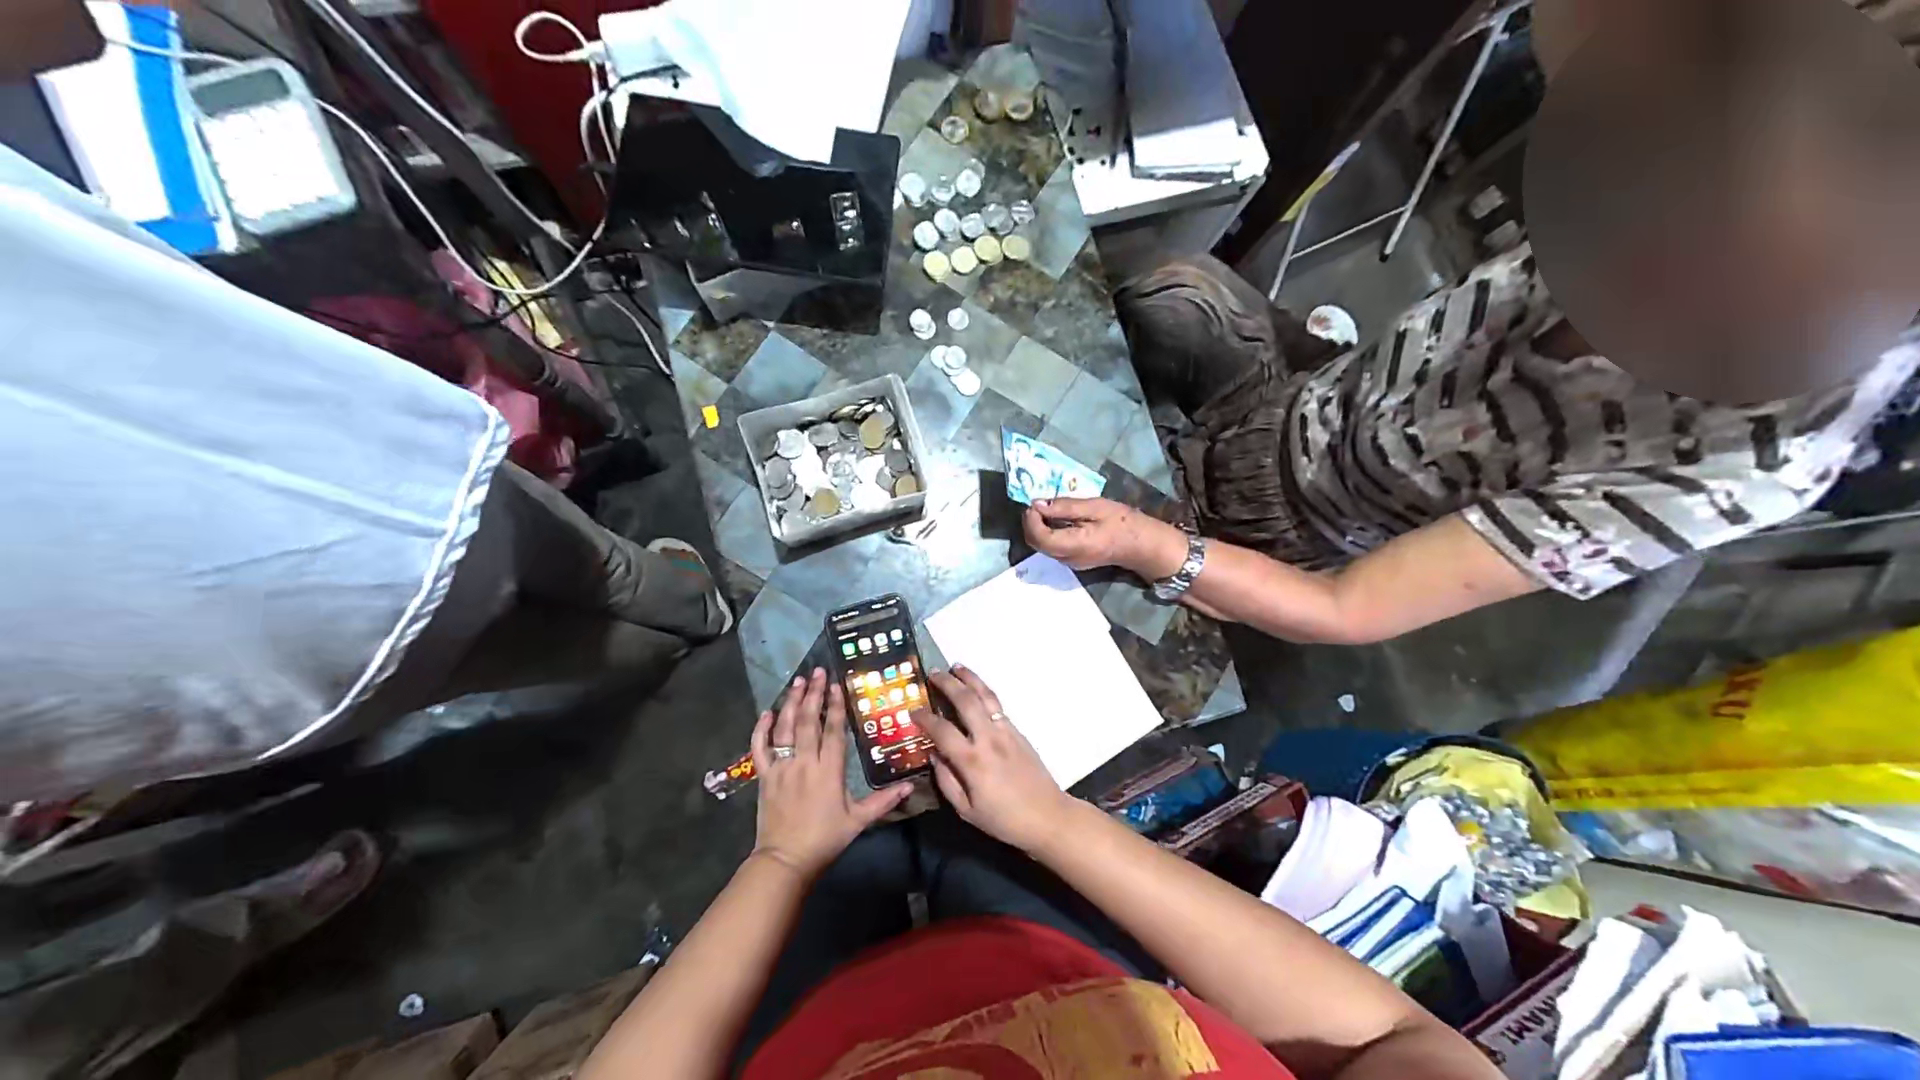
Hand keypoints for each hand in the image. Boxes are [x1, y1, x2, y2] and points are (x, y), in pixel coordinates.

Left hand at [750, 668, 911, 877]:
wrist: (785, 861)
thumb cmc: (825, 840)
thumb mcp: (858, 821)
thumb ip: (883, 801)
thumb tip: (911, 786)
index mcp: (829, 771)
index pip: (833, 731)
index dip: (835, 706)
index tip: (836, 685)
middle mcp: (804, 763)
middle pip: (808, 721)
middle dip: (813, 694)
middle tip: (816, 672)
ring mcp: (781, 768)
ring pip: (785, 728)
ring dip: (791, 703)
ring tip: (797, 681)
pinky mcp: (764, 777)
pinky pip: (760, 748)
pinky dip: (761, 729)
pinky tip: (767, 713)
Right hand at [921, 666, 1076, 853]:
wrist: (1048, 816)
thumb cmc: (1004, 819)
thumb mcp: (967, 810)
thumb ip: (946, 781)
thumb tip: (934, 756)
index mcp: (972, 761)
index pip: (942, 731)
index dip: (925, 718)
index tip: (913, 711)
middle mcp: (988, 739)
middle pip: (966, 701)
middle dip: (947, 683)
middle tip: (932, 673)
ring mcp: (1006, 732)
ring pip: (986, 696)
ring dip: (970, 678)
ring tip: (956, 667)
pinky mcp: (1018, 732)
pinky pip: (997, 705)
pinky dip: (984, 692)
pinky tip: (976, 690)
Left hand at [1023, 497, 1186, 578]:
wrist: (1140, 545)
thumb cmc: (1122, 522)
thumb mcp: (1095, 507)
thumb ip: (1065, 507)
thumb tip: (1037, 504)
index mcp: (1074, 546)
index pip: (1039, 537)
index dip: (1031, 520)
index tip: (1034, 502)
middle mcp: (1067, 559)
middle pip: (1036, 543)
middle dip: (1031, 522)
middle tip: (1037, 503)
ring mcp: (1068, 562)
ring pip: (1041, 546)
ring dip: (1037, 527)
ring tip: (1046, 507)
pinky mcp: (1071, 560)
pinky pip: (1050, 547)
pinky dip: (1046, 532)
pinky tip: (1054, 518)